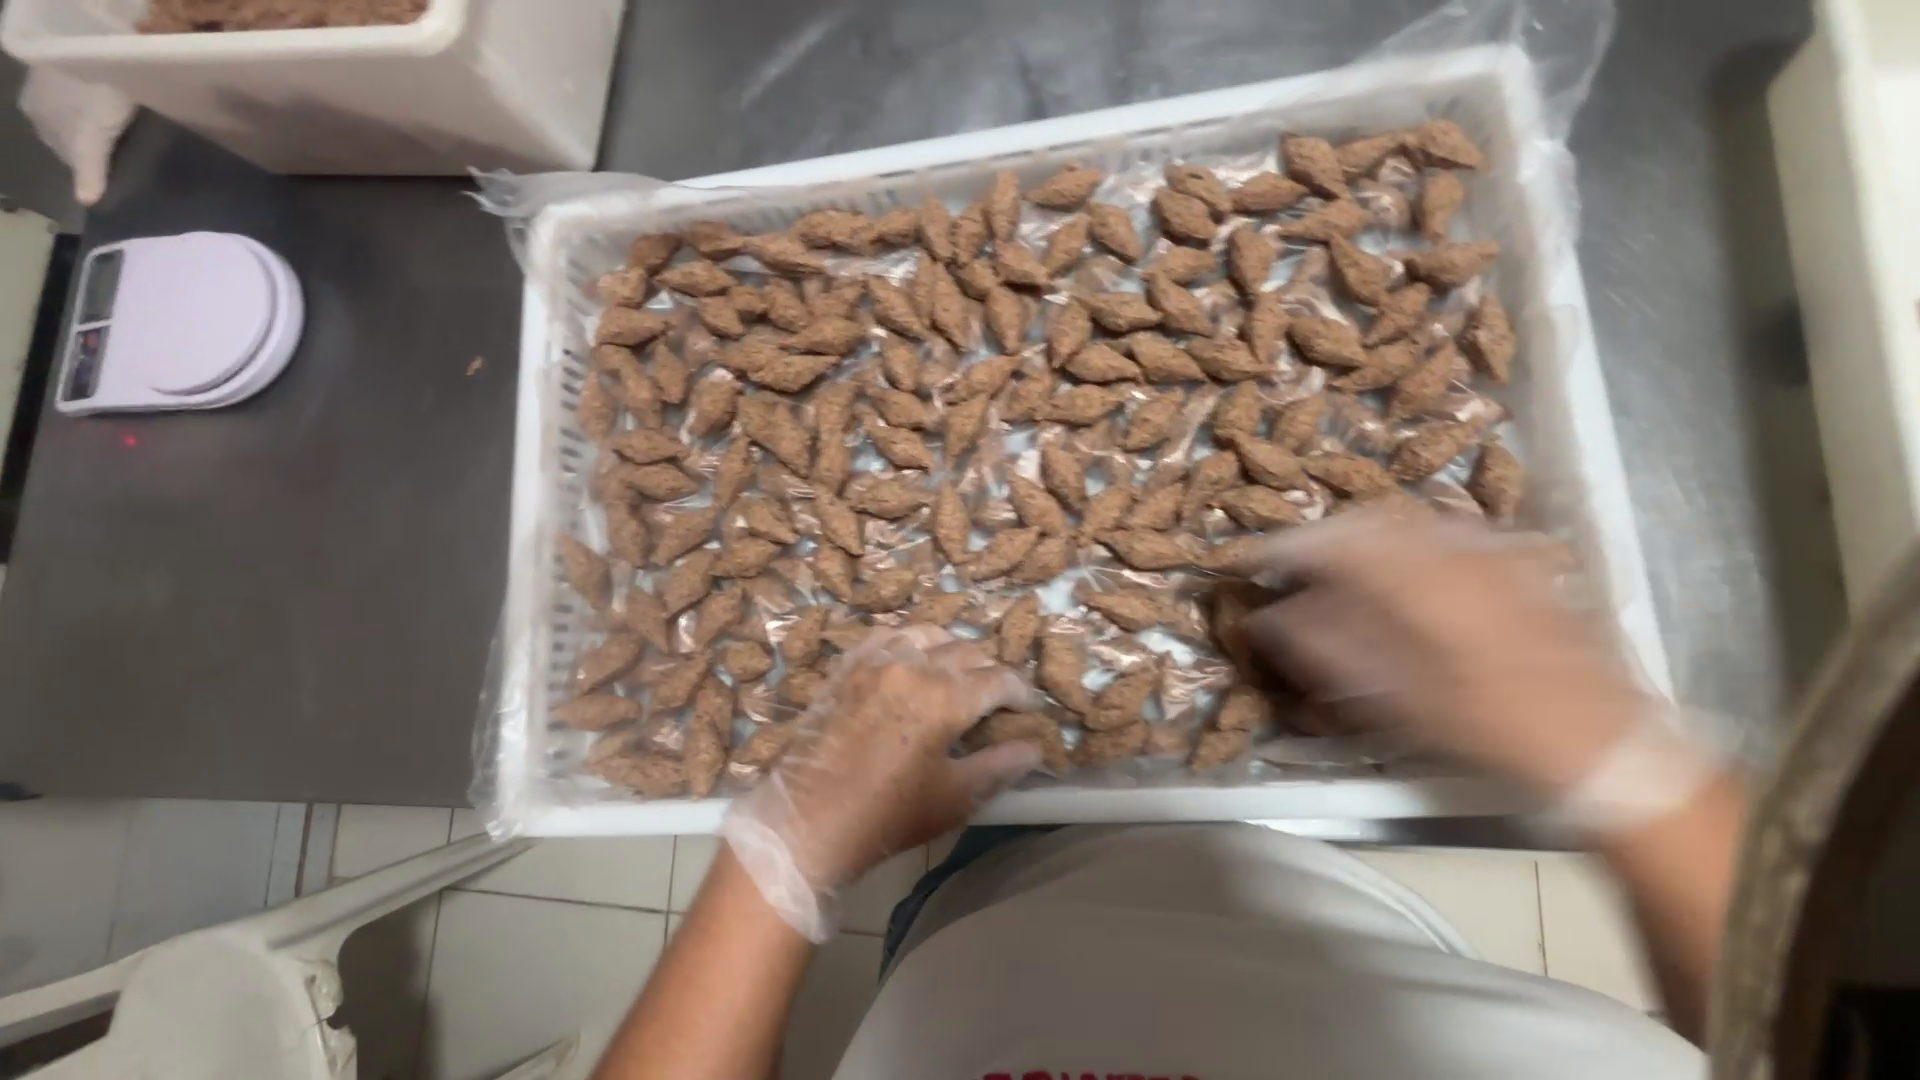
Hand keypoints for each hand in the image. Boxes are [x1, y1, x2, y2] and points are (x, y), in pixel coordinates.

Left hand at [720, 625, 1038, 940]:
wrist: (806, 822)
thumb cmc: (886, 816)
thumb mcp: (954, 798)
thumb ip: (999, 766)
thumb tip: (1033, 748)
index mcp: (943, 696)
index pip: (999, 679)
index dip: (1021, 693)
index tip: (1029, 710)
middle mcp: (911, 664)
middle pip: (966, 651)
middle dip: (990, 671)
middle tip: (997, 700)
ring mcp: (874, 660)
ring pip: (927, 634)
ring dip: (951, 650)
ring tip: (957, 675)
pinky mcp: (845, 667)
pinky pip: (885, 636)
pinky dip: (908, 642)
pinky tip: (912, 662)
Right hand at [1235, 508, 1653, 796]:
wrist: (1605, 744)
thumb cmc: (1490, 727)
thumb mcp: (1397, 699)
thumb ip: (1330, 650)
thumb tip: (1275, 619)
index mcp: (1419, 581)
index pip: (1336, 541)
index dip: (1291, 546)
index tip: (1261, 563)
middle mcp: (1454, 552)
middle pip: (1373, 520)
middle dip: (1329, 537)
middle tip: (1302, 566)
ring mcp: (1492, 555)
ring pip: (1413, 522)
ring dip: (1368, 537)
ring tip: (1346, 568)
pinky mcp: (1519, 567)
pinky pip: (1451, 534)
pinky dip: (1413, 543)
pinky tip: (1409, 572)